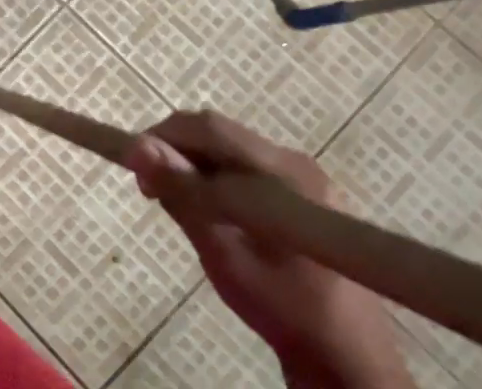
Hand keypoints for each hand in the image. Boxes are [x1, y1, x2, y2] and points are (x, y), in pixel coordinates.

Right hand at [128, 111, 411, 388]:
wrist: (346, 354)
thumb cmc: (282, 305)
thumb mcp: (222, 251)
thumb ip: (182, 195)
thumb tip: (138, 147)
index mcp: (283, 173)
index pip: (207, 128)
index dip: (160, 137)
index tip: (135, 169)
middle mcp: (295, 162)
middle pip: (216, 134)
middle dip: (173, 152)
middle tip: (152, 191)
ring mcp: (302, 177)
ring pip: (225, 150)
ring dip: (191, 168)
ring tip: (180, 208)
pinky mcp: (300, 193)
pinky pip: (240, 168)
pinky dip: (212, 180)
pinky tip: (211, 215)